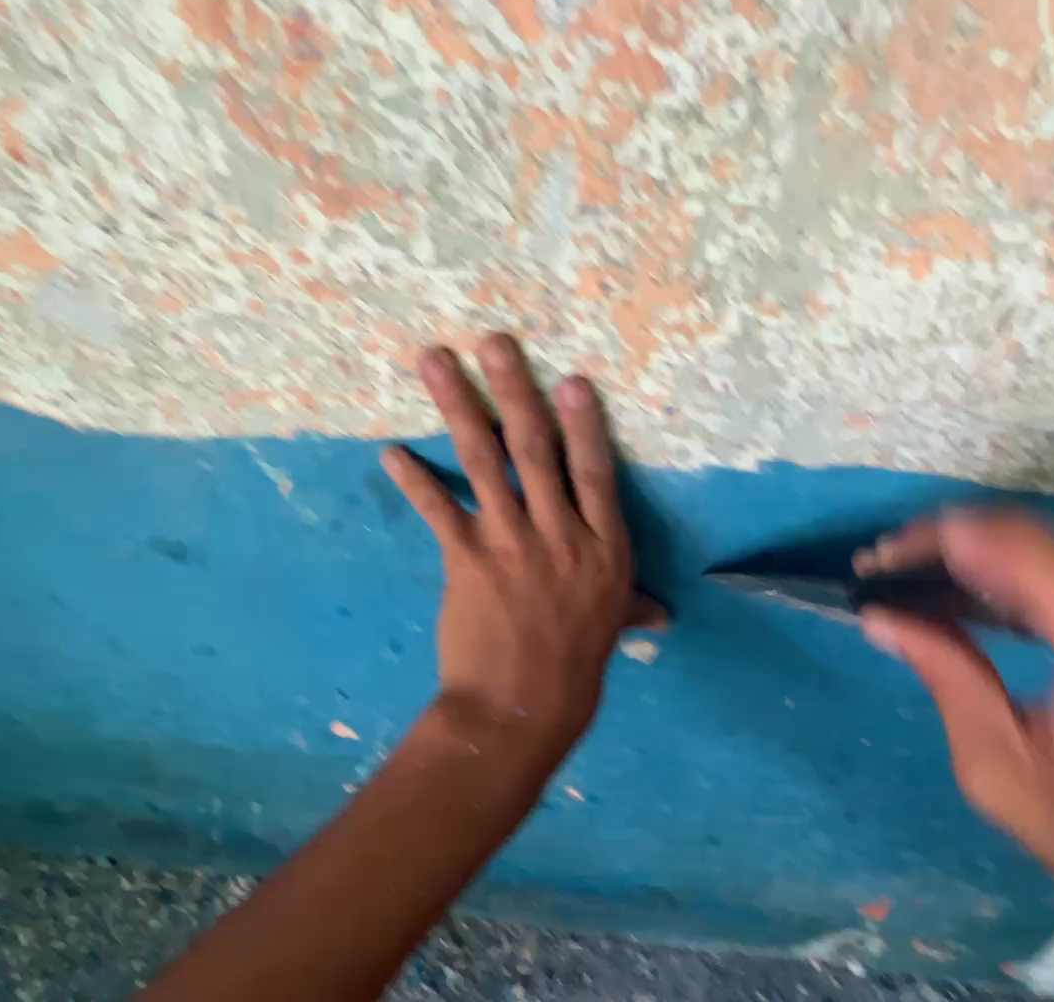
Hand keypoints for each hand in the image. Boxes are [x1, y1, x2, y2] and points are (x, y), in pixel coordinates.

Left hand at [382, 335, 661, 755]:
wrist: (521, 712)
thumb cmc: (574, 670)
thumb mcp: (612, 630)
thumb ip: (633, 608)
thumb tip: (662, 614)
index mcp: (604, 549)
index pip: (595, 473)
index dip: (584, 424)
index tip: (570, 378)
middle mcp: (561, 535)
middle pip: (536, 450)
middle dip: (513, 390)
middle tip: (493, 341)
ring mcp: (511, 544)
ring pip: (485, 463)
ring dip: (458, 408)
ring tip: (435, 362)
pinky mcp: (466, 560)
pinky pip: (438, 510)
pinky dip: (414, 480)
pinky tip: (391, 451)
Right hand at [855, 509, 1053, 939]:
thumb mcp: (1002, 773)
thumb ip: (947, 679)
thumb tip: (881, 617)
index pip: (1016, 550)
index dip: (937, 540)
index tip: (875, 563)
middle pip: (1028, 537)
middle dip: (943, 541)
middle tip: (879, 568)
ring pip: (1044, 549)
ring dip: (969, 555)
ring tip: (905, 580)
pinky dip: (1003, 576)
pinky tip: (959, 600)